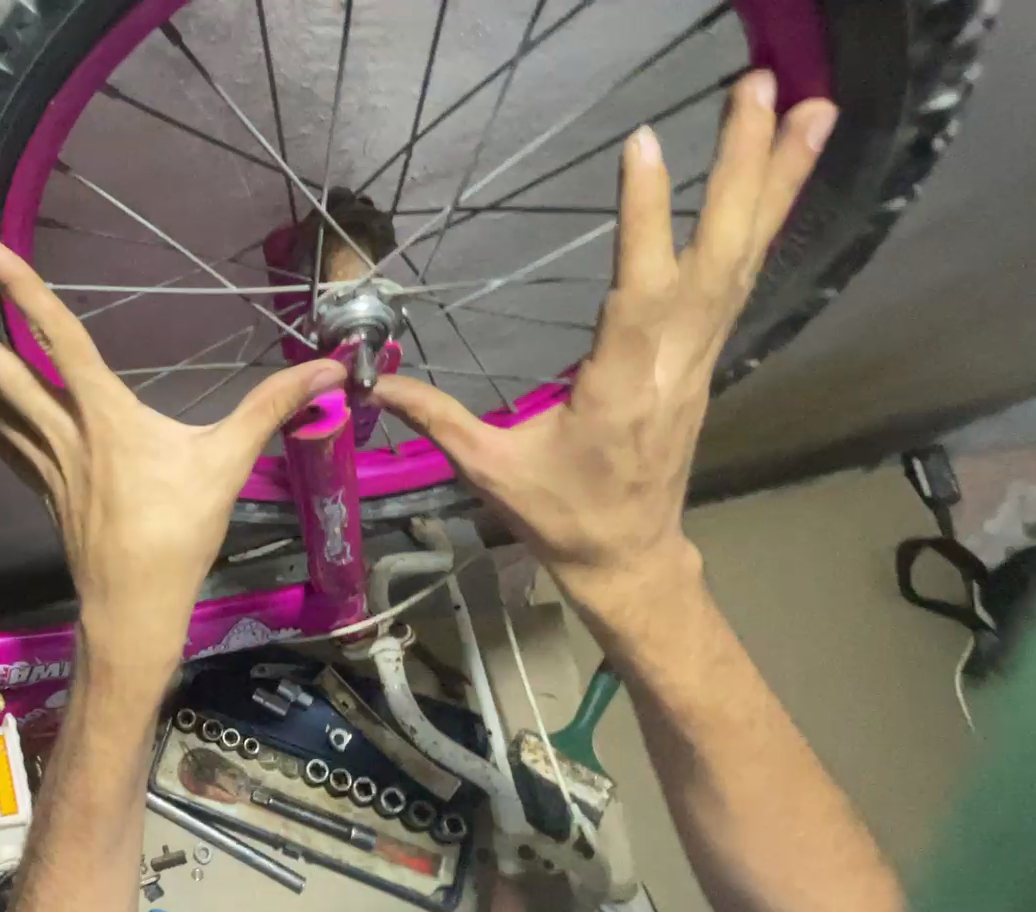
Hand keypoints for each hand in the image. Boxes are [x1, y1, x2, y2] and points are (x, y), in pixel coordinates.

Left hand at [0, 231, 343, 663]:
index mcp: (105, 413)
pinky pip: (7, 443)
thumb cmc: (179, 536)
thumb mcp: (228, 464)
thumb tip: (332, 368)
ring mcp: (48, 462)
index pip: (58, 332)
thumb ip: (272, 408)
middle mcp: (65, 430)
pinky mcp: (46, 489)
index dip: (18, 283)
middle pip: (0, 369)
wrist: (134, 606)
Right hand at [374, 71, 837, 613]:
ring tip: (806, 107)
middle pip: (719, 258)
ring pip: (745, 263)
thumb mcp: (486, 468)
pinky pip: (738, 284)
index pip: (640, 291)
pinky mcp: (701, 362)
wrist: (626, 554)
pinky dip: (760, 226)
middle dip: (743, 171)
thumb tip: (375, 383)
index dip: (645, 219)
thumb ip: (435, 417)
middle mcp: (675, 365)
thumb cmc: (556, 515)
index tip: (644, 144)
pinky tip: (772, 189)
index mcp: (621, 389)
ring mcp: (699, 361)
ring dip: (775, 185)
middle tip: (762, 87)